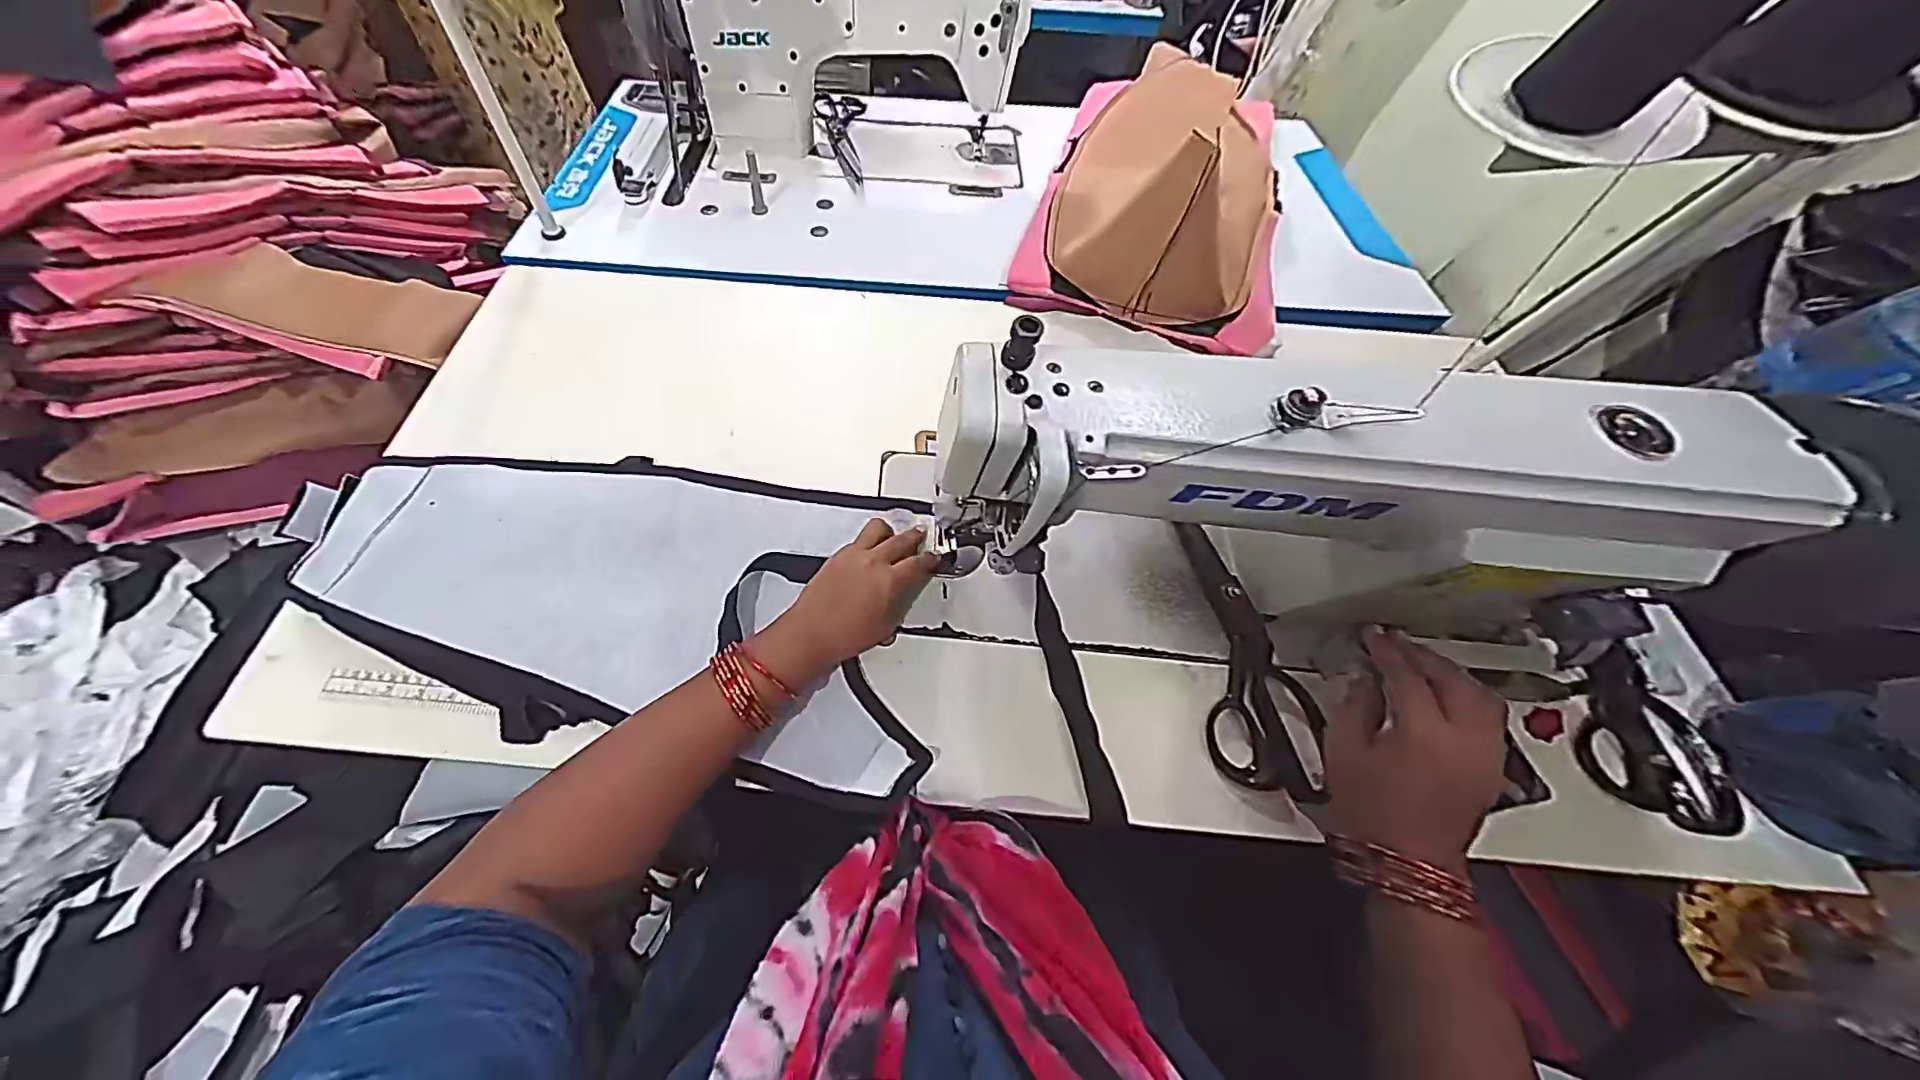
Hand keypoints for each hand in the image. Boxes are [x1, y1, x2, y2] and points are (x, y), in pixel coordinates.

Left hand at [753, 519, 939, 685]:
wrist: (811, 635)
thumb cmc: (842, 635)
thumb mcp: (885, 626)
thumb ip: (899, 604)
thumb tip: (902, 598)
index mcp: (889, 579)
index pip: (919, 562)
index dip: (931, 559)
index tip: (933, 558)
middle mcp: (872, 562)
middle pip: (902, 539)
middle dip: (915, 538)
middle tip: (920, 538)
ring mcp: (853, 556)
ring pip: (878, 528)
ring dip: (890, 531)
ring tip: (894, 535)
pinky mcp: (837, 557)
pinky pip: (858, 540)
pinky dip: (868, 542)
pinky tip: (869, 550)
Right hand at [1324, 627, 1510, 870]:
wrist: (1406, 861)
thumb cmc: (1370, 813)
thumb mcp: (1342, 751)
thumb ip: (1353, 706)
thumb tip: (1365, 680)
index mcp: (1424, 734)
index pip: (1408, 676)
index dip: (1387, 652)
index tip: (1373, 638)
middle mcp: (1465, 741)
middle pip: (1452, 679)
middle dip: (1422, 656)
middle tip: (1395, 644)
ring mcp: (1486, 756)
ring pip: (1481, 696)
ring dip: (1450, 673)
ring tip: (1422, 663)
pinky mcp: (1494, 768)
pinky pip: (1489, 717)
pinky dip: (1467, 696)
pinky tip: (1446, 693)